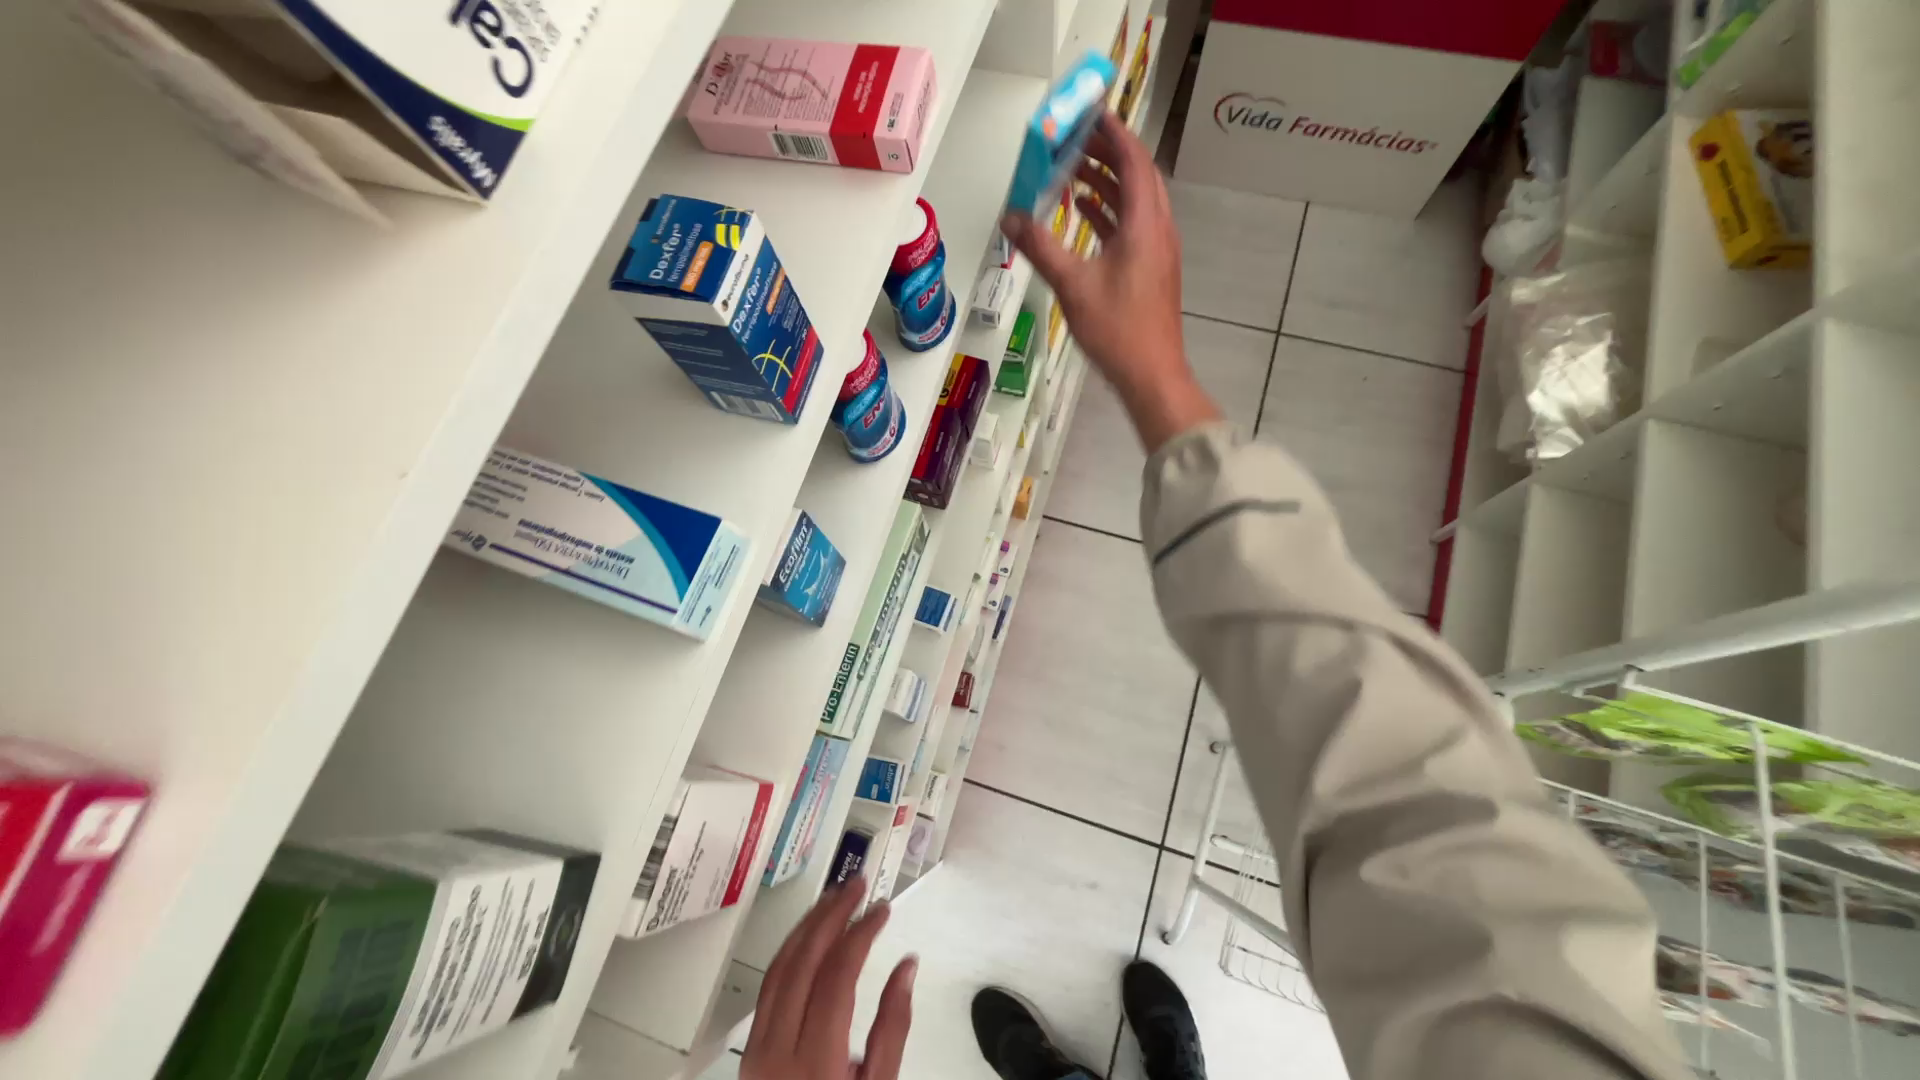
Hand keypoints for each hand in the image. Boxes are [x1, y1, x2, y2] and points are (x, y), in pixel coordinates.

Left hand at [742, 880, 916, 1079]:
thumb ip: (893, 1028)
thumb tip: (907, 964)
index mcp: (816, 1062)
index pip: (836, 976)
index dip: (860, 933)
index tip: (883, 909)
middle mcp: (778, 1049)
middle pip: (802, 962)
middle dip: (831, 914)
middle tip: (858, 883)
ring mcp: (758, 1050)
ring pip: (778, 968)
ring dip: (808, 926)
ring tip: (835, 898)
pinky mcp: (751, 1052)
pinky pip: (768, 986)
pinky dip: (790, 952)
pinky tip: (809, 937)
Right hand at [1002, 111, 1219, 450]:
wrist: (1152, 374)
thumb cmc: (1117, 329)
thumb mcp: (1073, 285)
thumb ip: (1041, 246)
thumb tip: (1010, 217)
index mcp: (1145, 223)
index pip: (1134, 159)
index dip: (1112, 131)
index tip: (1087, 111)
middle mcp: (1157, 228)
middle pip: (1137, 175)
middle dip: (1106, 153)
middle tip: (1072, 139)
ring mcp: (1158, 249)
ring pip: (1135, 200)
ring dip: (1107, 182)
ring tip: (1072, 171)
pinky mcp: (1152, 268)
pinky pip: (1132, 224)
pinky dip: (1109, 211)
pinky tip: (1083, 214)